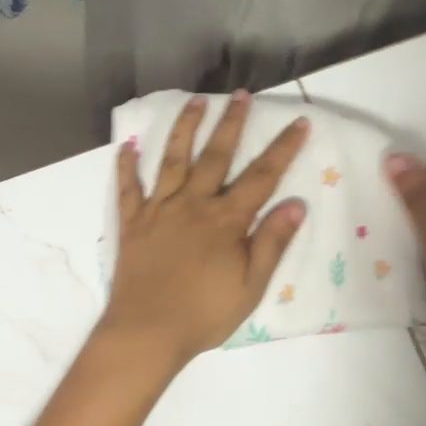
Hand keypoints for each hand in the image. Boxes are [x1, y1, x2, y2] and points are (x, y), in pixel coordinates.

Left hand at [100, 92, 309, 366]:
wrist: (147, 331)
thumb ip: (272, 242)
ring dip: (184, 128)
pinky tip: (127, 147)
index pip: (261, 177)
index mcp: (225, 221)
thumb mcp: (251, 285)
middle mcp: (192, 205)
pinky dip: (126, 166)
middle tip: (241, 94)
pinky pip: (128, 188)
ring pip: (172, 160)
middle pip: (216, 156)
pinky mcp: (132, 224)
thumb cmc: (203, 314)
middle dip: (231, 123)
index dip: (283, 149)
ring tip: (194, 101)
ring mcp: (158, 211)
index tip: (299, 123)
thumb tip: (296, 204)